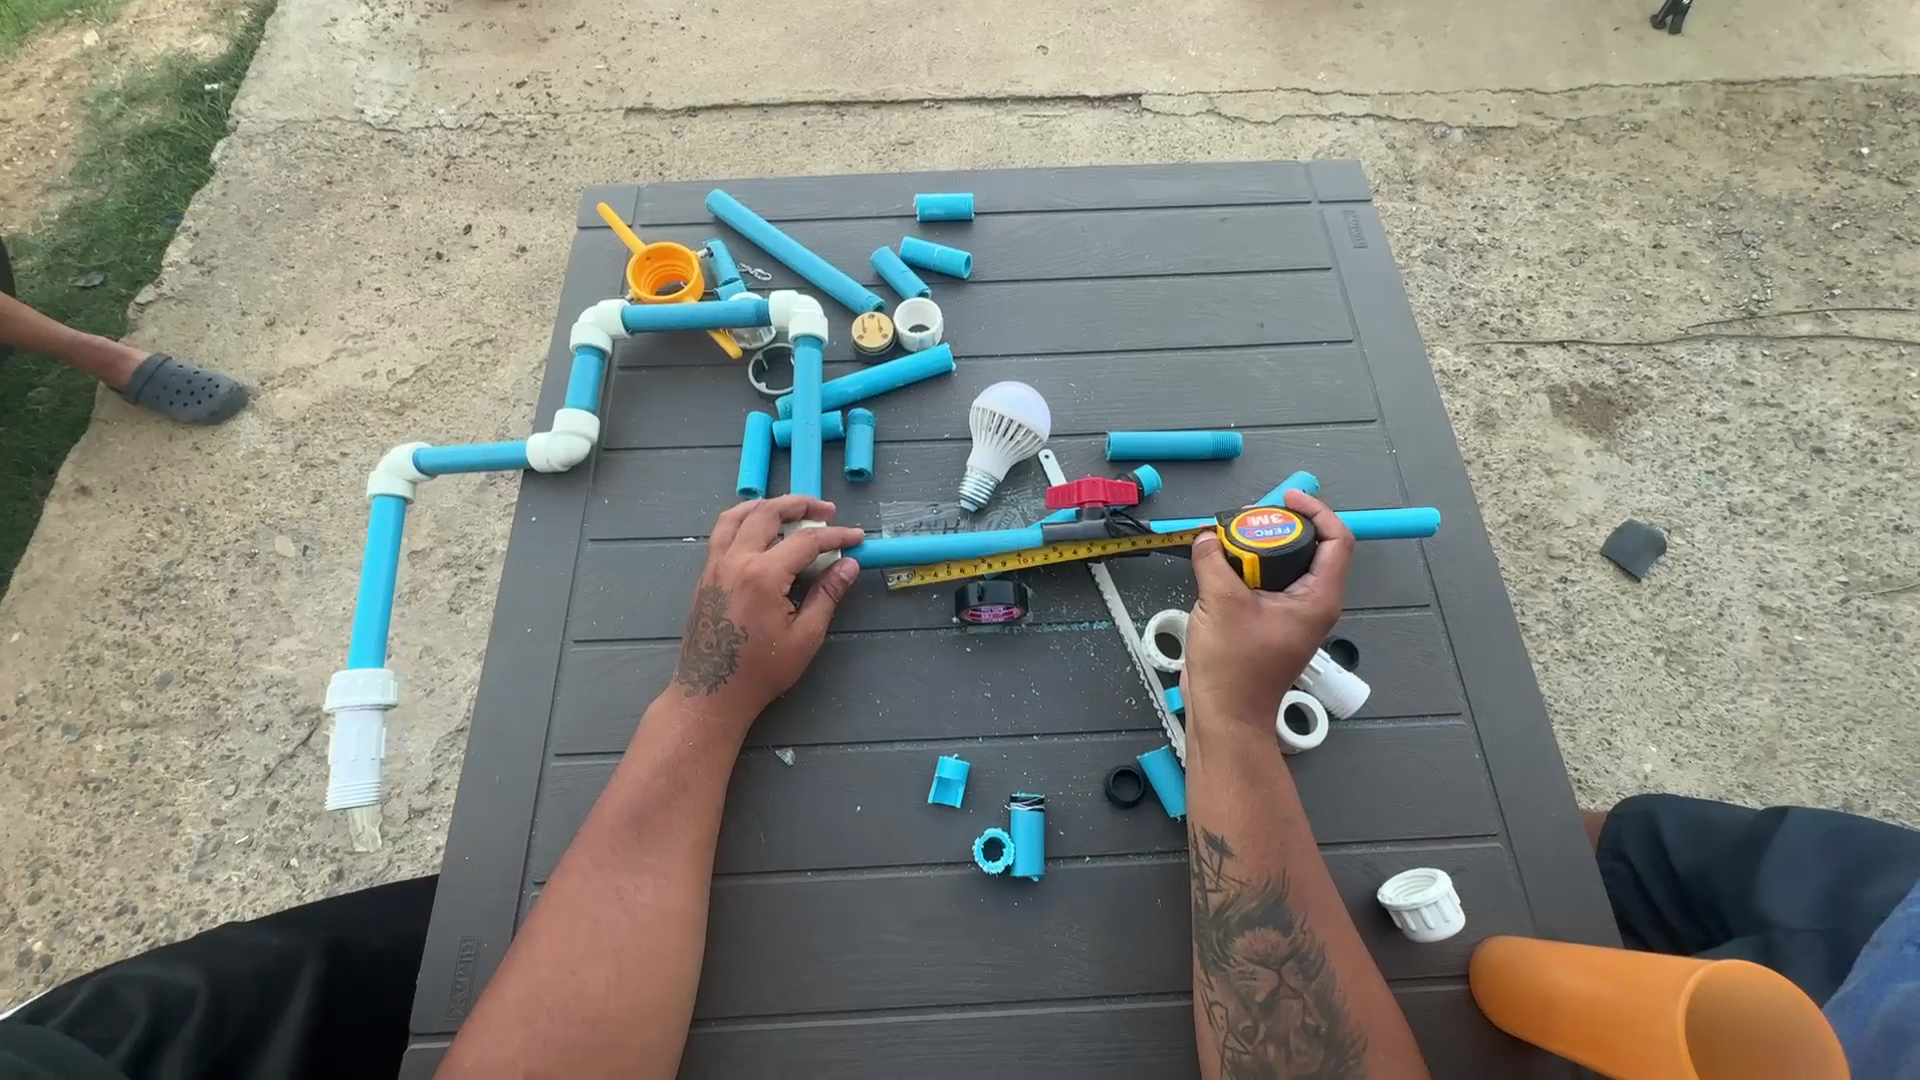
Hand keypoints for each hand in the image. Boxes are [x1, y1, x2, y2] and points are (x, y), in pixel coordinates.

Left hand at [669, 496, 863, 727]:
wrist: (711, 694)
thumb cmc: (761, 671)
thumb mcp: (805, 636)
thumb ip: (827, 595)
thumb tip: (849, 566)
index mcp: (762, 575)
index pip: (806, 541)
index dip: (836, 536)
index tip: (856, 538)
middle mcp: (735, 561)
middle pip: (767, 513)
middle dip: (800, 505)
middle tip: (826, 510)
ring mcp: (714, 566)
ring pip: (736, 516)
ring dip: (766, 505)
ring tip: (789, 508)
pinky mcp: (705, 576)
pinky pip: (721, 533)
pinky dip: (742, 520)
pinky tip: (757, 529)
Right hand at [1181, 490, 1352, 732]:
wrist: (1224, 713)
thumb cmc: (1234, 665)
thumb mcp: (1220, 602)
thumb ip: (1213, 561)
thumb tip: (1205, 538)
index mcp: (1318, 599)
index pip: (1336, 541)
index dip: (1316, 512)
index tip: (1285, 499)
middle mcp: (1312, 605)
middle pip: (1307, 550)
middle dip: (1276, 530)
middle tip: (1243, 521)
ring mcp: (1290, 617)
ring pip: (1282, 569)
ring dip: (1255, 551)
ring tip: (1225, 543)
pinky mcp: (1268, 625)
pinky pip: (1264, 587)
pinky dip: (1244, 572)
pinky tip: (1217, 569)